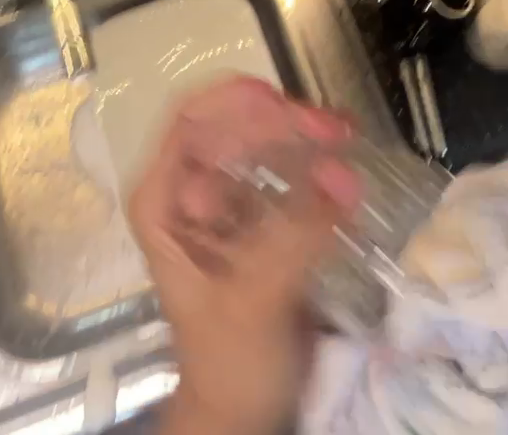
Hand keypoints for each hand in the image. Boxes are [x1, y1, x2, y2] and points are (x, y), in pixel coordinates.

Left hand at [128, 77, 361, 434]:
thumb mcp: (251, 302)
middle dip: (282, 120)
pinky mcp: (263, 218)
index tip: (281, 103)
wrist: (245, 409)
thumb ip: (292, 240)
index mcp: (163, 200)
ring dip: (304, 138)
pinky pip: (288, 174)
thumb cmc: (228, 361)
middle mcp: (191, 190)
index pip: (189, 123)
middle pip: (233, 127)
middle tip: (333, 128)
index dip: (231, 103)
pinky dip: (316, 167)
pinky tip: (343, 175)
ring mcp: (229, 202)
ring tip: (344, 141)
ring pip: (263, 144)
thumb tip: (341, 179)